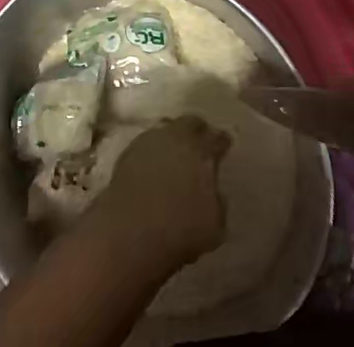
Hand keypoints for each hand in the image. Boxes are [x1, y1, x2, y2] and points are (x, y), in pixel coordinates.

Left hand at [90, 117, 230, 267]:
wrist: (130, 230)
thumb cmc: (180, 230)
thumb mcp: (215, 225)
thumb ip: (217, 201)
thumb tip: (213, 191)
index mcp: (202, 152)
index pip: (217, 138)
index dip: (222, 141)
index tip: (225, 143)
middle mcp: (176, 137)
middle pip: (190, 122)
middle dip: (198, 129)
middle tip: (201, 140)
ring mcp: (149, 141)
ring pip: (165, 127)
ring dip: (173, 136)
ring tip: (176, 150)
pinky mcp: (127, 151)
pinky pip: (146, 142)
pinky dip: (154, 148)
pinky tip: (154, 162)